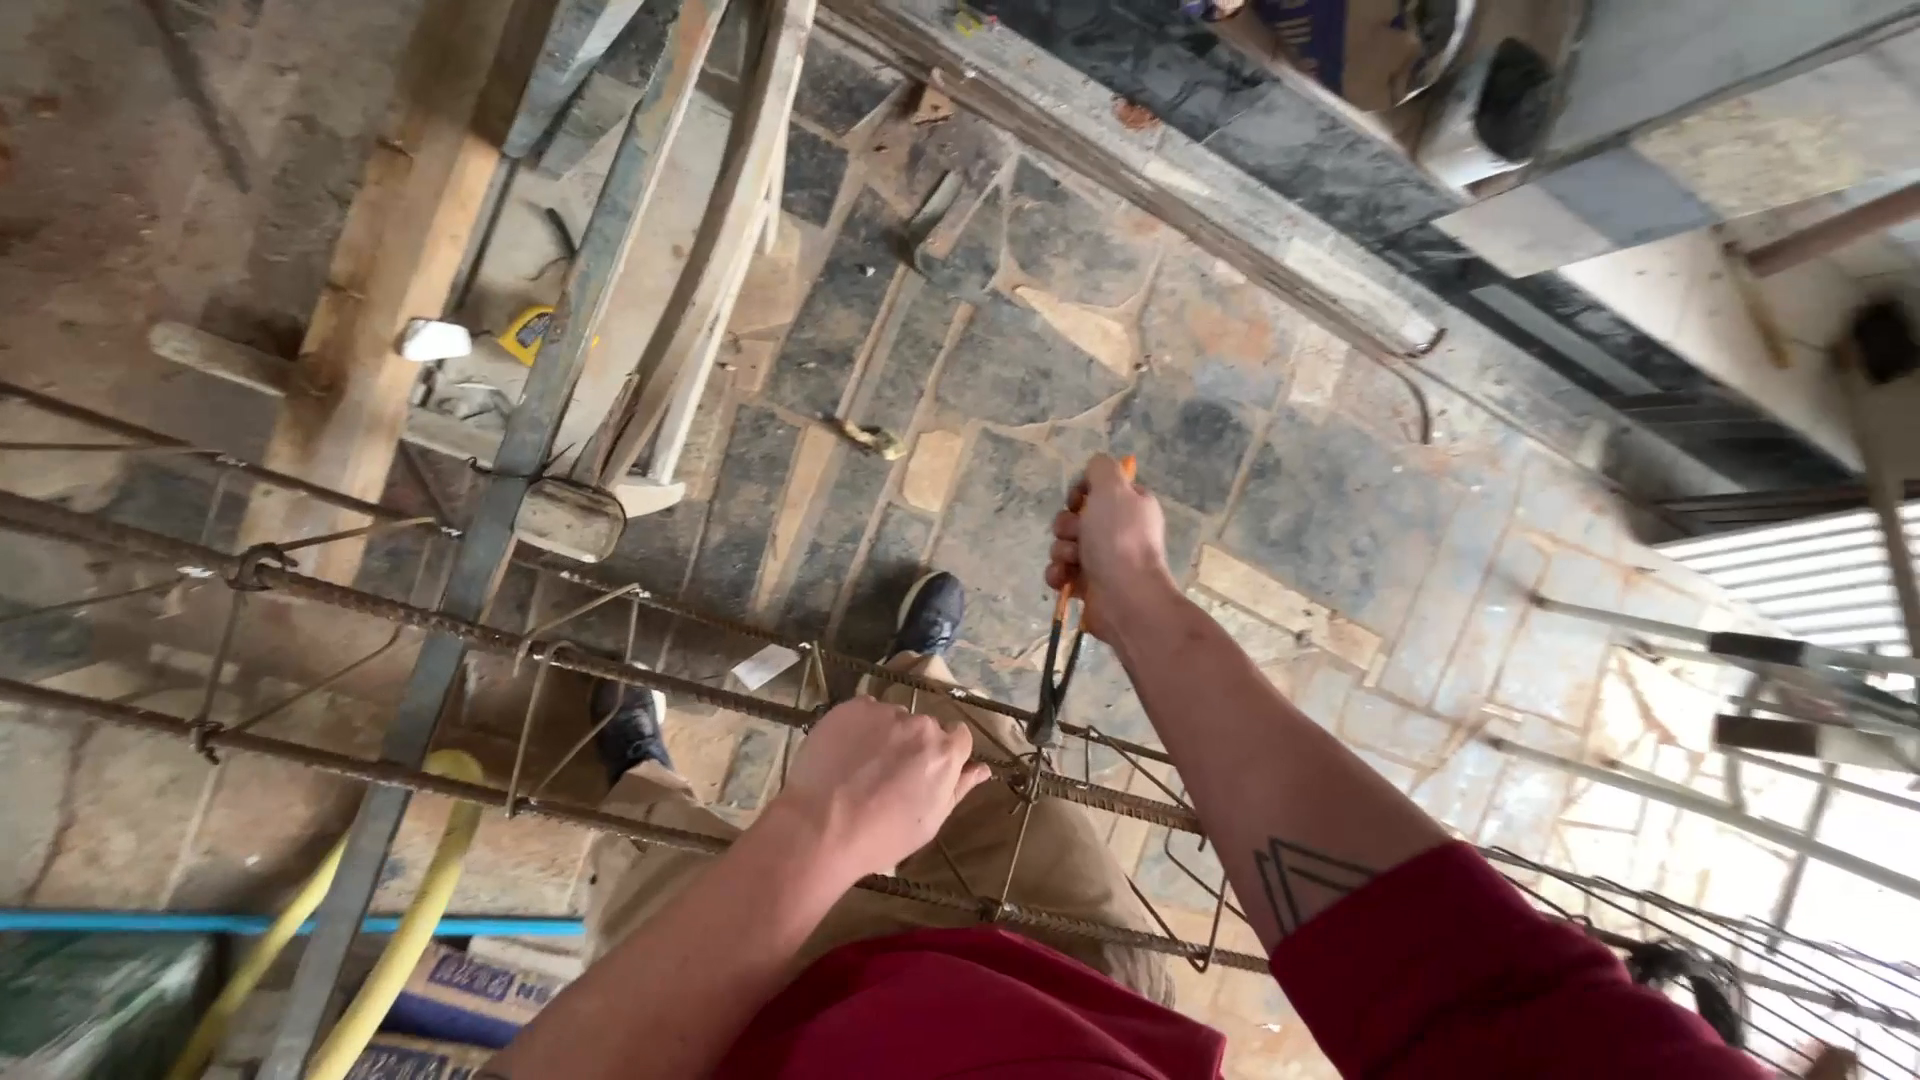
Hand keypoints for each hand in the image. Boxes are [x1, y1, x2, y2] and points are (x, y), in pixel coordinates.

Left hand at [765, 696, 990, 880]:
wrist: (821, 827)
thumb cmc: (882, 836)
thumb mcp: (930, 822)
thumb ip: (959, 788)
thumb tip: (982, 769)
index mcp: (945, 753)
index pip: (959, 737)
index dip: (944, 753)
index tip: (924, 771)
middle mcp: (920, 725)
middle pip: (925, 728)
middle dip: (913, 745)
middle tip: (888, 774)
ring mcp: (884, 712)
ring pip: (893, 718)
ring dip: (885, 734)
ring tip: (860, 765)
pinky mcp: (852, 707)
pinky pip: (864, 711)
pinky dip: (859, 726)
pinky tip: (844, 752)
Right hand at [1047, 454, 1176, 639]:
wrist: (1124, 596)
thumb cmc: (1119, 539)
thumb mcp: (1114, 488)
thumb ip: (1102, 468)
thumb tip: (1094, 468)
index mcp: (1130, 506)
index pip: (1097, 490)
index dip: (1081, 493)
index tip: (1079, 501)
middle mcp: (1118, 531)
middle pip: (1075, 517)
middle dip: (1067, 525)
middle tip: (1078, 534)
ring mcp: (1103, 559)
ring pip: (1063, 544)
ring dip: (1061, 550)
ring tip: (1073, 561)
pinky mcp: (1088, 584)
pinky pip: (1060, 571)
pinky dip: (1058, 573)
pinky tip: (1065, 578)